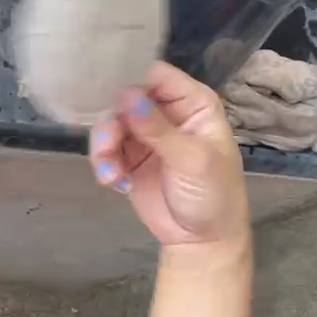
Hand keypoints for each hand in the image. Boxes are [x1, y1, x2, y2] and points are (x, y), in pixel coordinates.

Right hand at [88, 62, 248, 254]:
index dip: (134, 84)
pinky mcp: (128, 157)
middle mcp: (166, 112)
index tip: (117, 103)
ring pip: (109, 124)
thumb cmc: (213, 195)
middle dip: (112, 124)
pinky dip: (104, 164)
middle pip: (125, 99)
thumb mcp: (191, 160)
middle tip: (109, 149)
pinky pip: (105, 149)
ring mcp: (145, 135)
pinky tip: (115, 184)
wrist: (201, 241)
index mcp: (192, 103)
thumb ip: (158, 129)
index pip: (157, 76)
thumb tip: (126, 96)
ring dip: (103, 148)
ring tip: (111, 176)